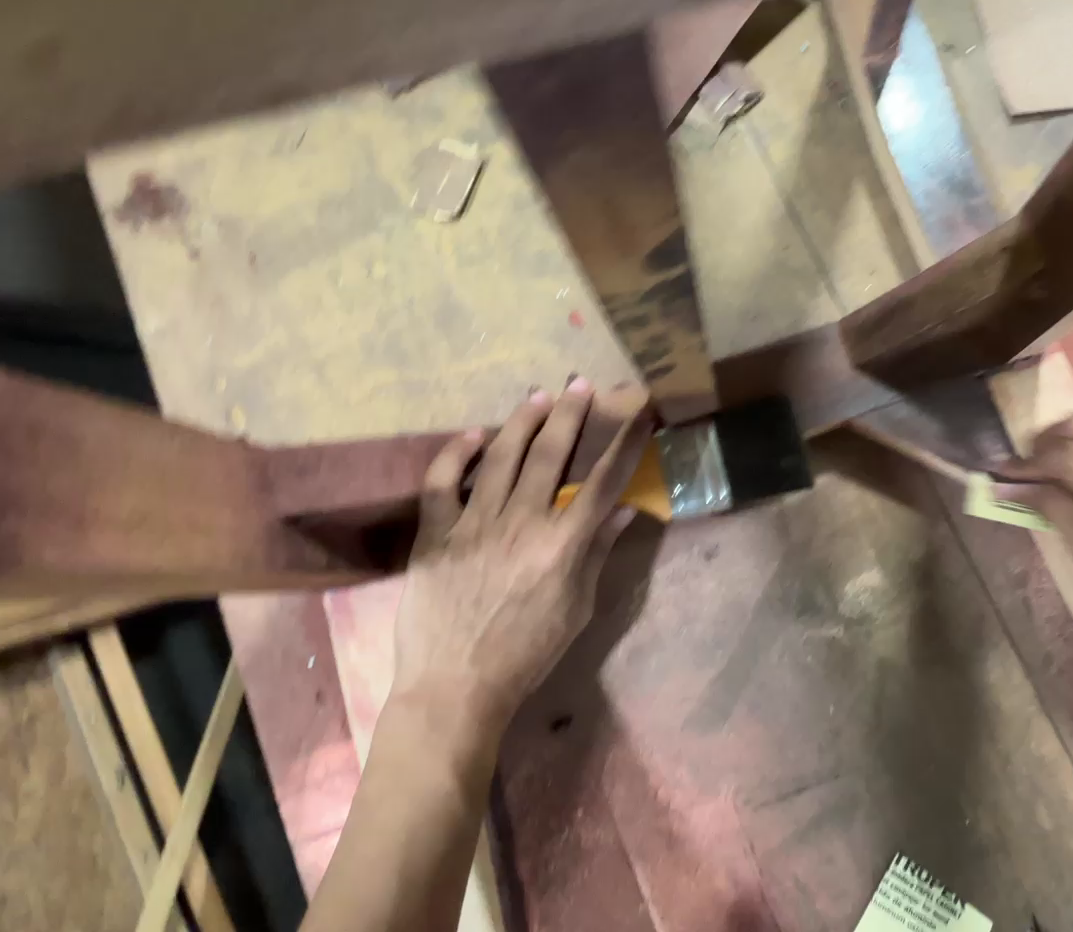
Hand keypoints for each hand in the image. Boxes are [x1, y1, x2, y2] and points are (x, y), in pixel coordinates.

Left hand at [391, 378, 654, 725]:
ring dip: (522, 423)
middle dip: (570, 415)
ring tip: (537, 398)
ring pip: (501, 458)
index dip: (625, 443)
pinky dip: (456, 454)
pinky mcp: (434, 534)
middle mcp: (521, 523)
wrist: (456, 687)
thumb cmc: (528, 653)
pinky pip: (442, 483)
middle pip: (552, 455)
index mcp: (563, 545)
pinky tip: (473, 436)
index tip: (638, 413)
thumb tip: (621, 510)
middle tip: (579, 384)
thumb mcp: (578, 609)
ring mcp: (474, 525)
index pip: (604, 481)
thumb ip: (597, 554)